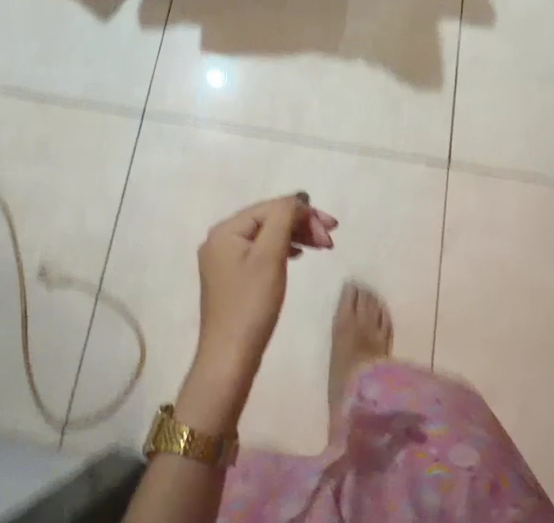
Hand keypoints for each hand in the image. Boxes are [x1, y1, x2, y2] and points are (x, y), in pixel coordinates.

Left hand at [194, 193, 337, 373]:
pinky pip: (260, 253)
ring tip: (322, 247)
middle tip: (331, 239)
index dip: (303, 212)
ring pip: (266, 236)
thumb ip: (283, 220)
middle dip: (301, 224)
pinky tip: (298, 256)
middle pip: (267, 219)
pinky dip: (282, 250)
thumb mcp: (270, 257)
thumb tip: (297, 198)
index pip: (270, 207)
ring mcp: (224, 260)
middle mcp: (220, 239)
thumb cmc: (251, 304)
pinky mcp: (231, 279)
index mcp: (226, 230)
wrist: (229, 356)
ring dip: (295, 237)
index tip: (333, 228)